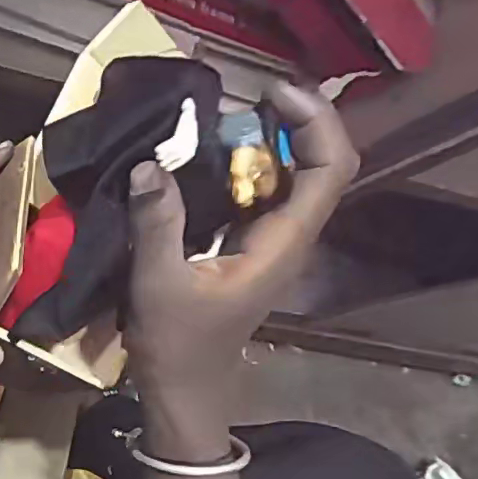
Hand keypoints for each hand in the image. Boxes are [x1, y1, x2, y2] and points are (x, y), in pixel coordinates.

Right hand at [124, 82, 357, 459]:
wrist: (183, 387)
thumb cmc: (178, 343)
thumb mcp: (159, 282)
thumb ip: (158, 222)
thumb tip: (148, 164)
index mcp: (283, 244)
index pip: (329, 168)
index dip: (314, 121)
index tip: (271, 91)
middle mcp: (287, 238)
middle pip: (318, 165)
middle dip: (292, 122)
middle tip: (245, 96)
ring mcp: (269, 245)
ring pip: (288, 179)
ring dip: (266, 142)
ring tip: (225, 116)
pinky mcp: (246, 250)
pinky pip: (257, 196)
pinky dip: (241, 169)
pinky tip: (206, 159)